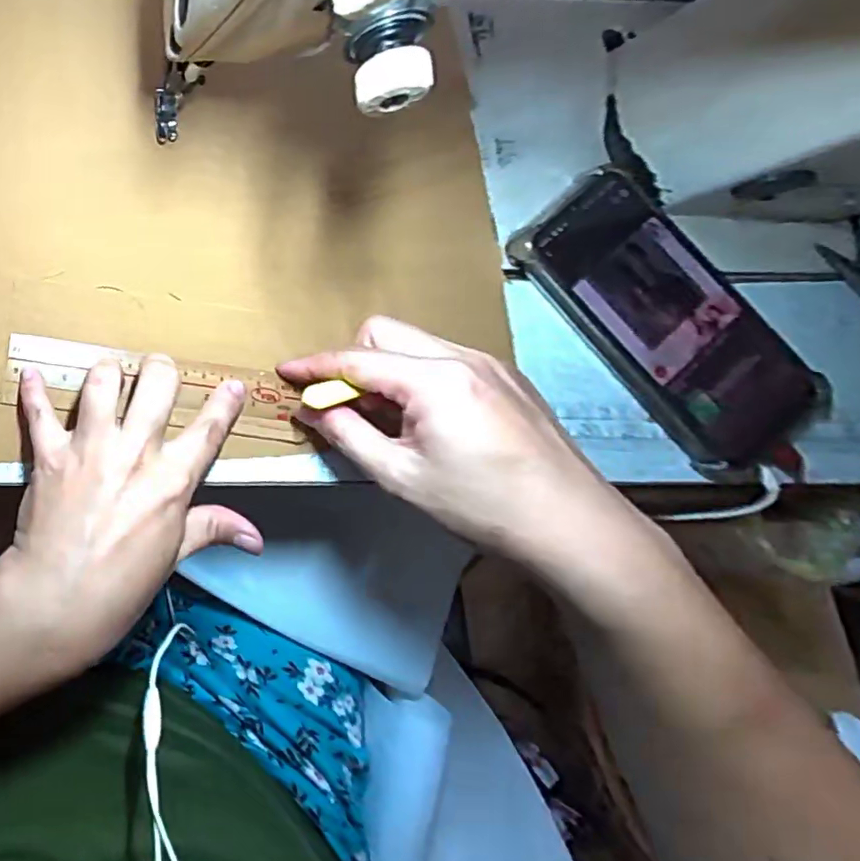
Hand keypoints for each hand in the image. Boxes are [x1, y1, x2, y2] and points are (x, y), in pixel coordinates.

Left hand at [0, 356, 261, 671]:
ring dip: (108, 370)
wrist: (59, 598)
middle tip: (156, 369)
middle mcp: (134, 452)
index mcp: (172, 479)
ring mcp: (90, 448)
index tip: (231, 385)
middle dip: (161, 368)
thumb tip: (254, 537)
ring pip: (103, 382)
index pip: (208, 430)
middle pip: (157, 384)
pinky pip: (39, 412)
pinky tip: (32, 376)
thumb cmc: (121, 584)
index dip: (224, 403)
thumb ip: (209, 529)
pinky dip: (35, 391)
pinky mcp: (50, 453)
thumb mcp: (172, 556)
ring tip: (109, 371)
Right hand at [278, 316, 651, 573]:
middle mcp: (463, 358)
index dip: (315, 366)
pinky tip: (423, 420)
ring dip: (384, 369)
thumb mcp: (398, 476)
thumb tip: (312, 410)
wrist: (574, 528)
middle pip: (384, 332)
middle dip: (352, 360)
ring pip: (415, 344)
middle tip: (341, 403)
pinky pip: (443, 360)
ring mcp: (490, 365)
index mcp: (435, 380)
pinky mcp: (507, 379)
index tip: (284, 372)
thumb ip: (347, 434)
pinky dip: (415, 377)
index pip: (357, 358)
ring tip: (383, 417)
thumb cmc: (479, 505)